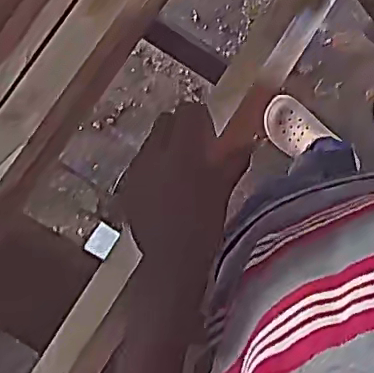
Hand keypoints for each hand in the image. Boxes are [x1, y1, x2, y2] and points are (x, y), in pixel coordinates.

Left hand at [113, 103, 250, 294]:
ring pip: (151, 142)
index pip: (189, 111)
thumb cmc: (204, 224)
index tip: (210, 133)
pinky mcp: (126, 186)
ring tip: (179, 171)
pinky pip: (140, 164)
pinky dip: (152, 168)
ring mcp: (137, 169)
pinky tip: (163, 190)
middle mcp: (155, 152)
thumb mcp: (223, 189)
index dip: (201, 118)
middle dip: (180, 128)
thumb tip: (247, 141)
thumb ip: (233, 160)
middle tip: (197, 149)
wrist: (171, 261)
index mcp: (183, 149)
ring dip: (165, 148)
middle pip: (166, 121)